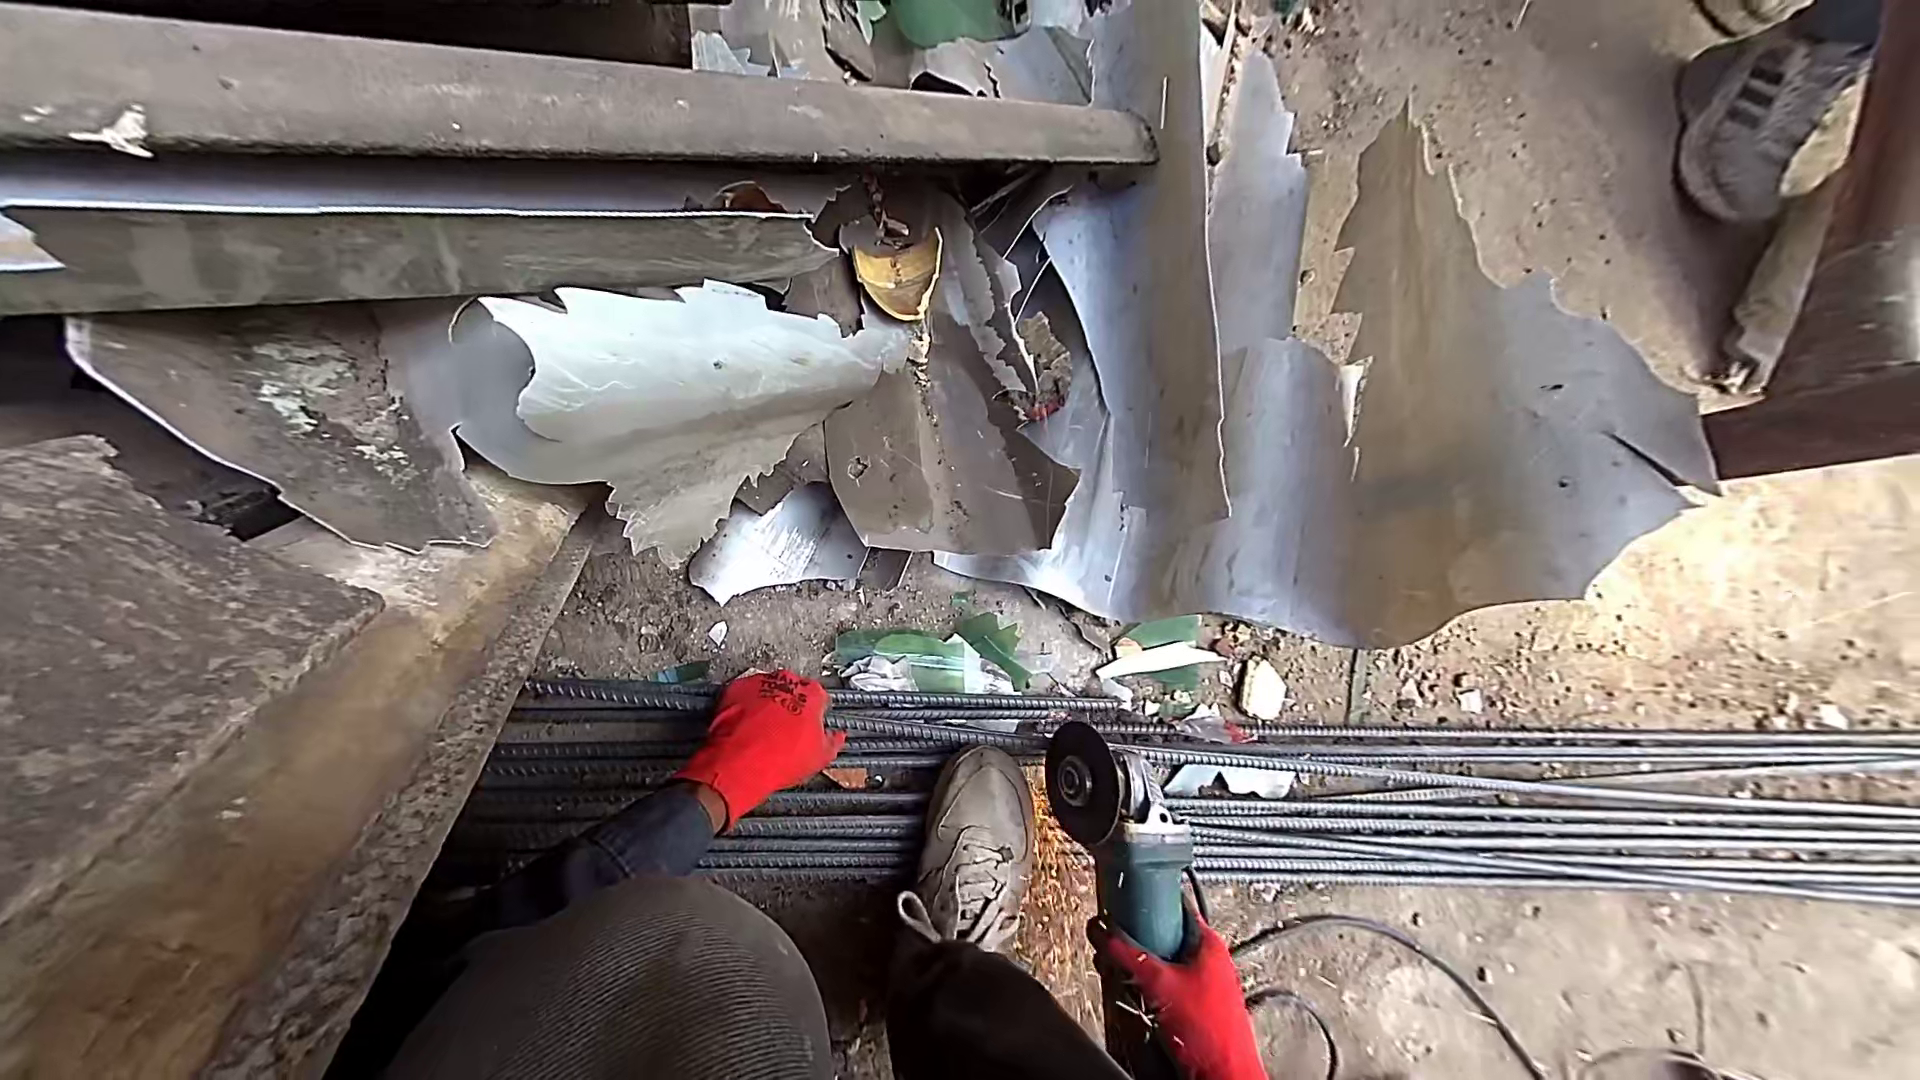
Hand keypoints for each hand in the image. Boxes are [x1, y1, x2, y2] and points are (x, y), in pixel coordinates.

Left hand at [672, 671, 845, 827]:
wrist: (739, 764)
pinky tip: (745, 725)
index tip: (808, 725)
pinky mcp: (736, 688)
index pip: (820, 697)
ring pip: (768, 689)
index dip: (814, 714)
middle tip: (784, 728)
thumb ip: (833, 741)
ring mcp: (761, 683)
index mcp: (813, 694)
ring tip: (762, 729)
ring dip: (767, 704)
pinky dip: (744, 705)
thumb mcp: (819, 757)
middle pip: (793, 689)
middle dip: (790, 705)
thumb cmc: (778, 759)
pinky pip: (743, 694)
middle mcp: (788, 681)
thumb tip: (836, 738)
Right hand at [1090, 904, 1265, 1079]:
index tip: (1125, 901)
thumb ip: (1126, 955)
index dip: (1147, 901)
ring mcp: (1204, 984)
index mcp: (1208, 943)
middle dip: (1136, 942)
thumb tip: (1102, 932)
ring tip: (1123, 974)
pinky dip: (1149, 986)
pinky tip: (1137, 996)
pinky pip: (1166, 984)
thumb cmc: (1210, 1035)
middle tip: (1117, 945)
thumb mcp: (1158, 984)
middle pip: (1164, 934)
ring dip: (1140, 967)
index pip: (1173, 905)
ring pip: (1163, 962)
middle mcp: (1209, 959)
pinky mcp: (1197, 1006)